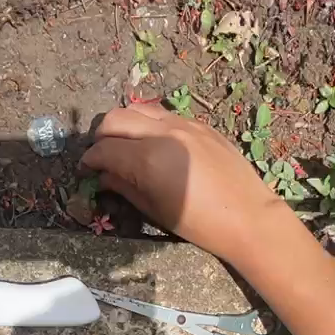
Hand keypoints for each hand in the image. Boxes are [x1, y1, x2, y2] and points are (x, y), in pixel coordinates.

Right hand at [81, 105, 295, 263]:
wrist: (249, 218)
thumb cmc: (202, 225)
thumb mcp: (157, 211)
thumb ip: (126, 188)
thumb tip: (105, 177)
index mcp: (148, 159)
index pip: (105, 150)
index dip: (90, 160)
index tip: (85, 170)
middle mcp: (163, 133)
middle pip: (116, 119)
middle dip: (101, 137)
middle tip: (100, 157)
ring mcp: (184, 125)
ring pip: (140, 109)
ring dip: (124, 123)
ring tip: (123, 145)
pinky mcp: (201, 125)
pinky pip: (165, 115)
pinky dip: (149, 124)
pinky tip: (153, 144)